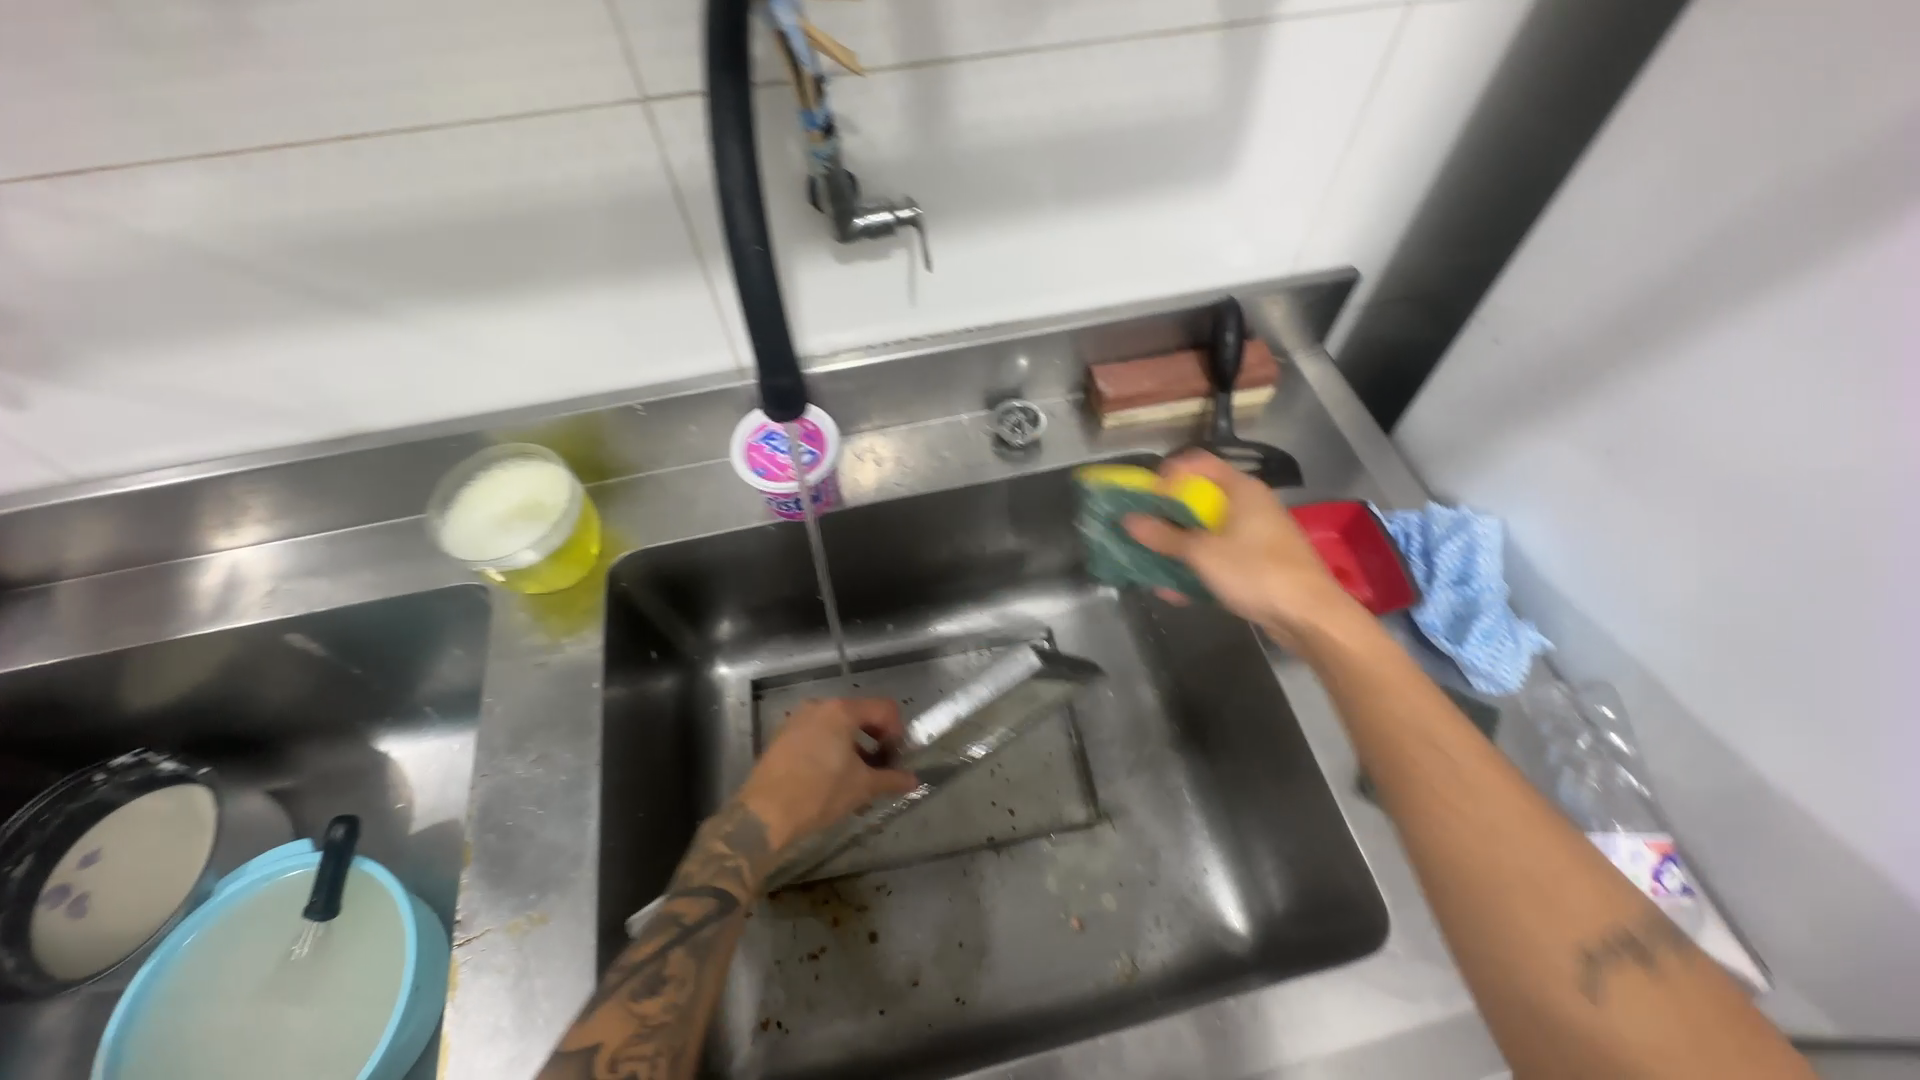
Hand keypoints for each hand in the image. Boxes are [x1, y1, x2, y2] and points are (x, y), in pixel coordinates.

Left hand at [737, 698, 918, 854]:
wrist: (764, 814)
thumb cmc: (819, 793)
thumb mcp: (862, 787)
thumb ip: (892, 779)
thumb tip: (914, 780)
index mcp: (841, 711)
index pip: (884, 709)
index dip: (898, 732)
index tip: (897, 758)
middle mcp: (819, 707)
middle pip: (860, 715)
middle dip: (876, 740)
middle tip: (881, 768)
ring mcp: (797, 720)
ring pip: (837, 726)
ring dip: (854, 746)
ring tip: (857, 777)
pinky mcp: (782, 737)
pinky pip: (817, 735)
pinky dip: (831, 749)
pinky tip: (831, 778)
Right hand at [1123, 450, 1364, 648]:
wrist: (1309, 616)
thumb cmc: (1255, 571)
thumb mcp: (1202, 553)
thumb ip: (1163, 536)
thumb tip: (1128, 520)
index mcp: (1241, 489)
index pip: (1199, 463)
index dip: (1168, 474)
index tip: (1144, 495)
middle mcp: (1250, 507)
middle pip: (1200, 500)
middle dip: (1166, 516)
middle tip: (1140, 530)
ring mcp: (1256, 538)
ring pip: (1207, 534)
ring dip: (1178, 548)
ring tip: (1148, 563)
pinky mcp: (1258, 566)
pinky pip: (1219, 561)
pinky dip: (1197, 571)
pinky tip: (1172, 591)